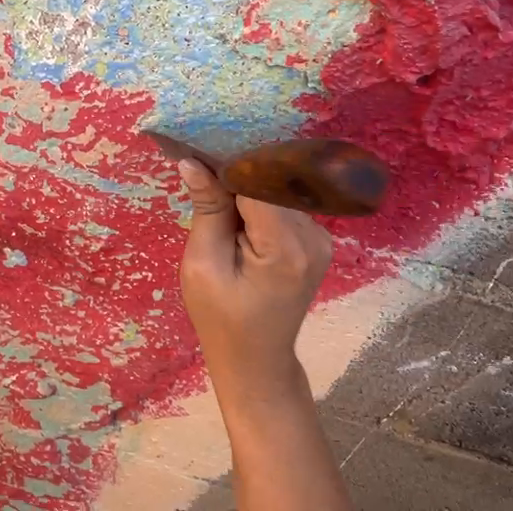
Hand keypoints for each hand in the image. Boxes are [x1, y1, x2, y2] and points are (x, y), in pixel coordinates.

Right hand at [176, 157, 333, 415]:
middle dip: (235, 174)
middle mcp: (313, 236)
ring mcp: (319, 237)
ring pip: (276, 188)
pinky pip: (282, 202)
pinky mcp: (315, 239)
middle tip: (200, 173)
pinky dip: (256, 200)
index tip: (198, 154)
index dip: (228, 165)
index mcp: (286, 247)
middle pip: (270, 182)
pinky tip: (235, 214)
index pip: (260, 182)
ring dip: (245, 187)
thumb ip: (207, 209)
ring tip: (215, 200)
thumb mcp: (202, 264)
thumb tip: (193, 160)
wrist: (256, 359)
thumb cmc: (221, 317)